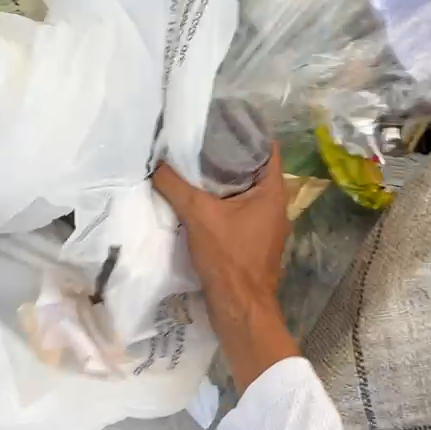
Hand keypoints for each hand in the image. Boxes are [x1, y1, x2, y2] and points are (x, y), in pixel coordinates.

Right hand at [152, 145, 298, 391]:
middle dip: (226, 155)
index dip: (245, 129)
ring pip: (242, 193)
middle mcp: (274, 205)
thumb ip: (176, 187)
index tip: (219, 120)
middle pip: (252, 168)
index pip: (265, 145)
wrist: (240, 309)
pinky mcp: (252, 244)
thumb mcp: (199, 216)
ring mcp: (265, 226)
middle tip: (197, 142)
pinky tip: (196, 202)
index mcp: (273, 190)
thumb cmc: (229, 259)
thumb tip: (156, 164)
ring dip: (220, 182)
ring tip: (192, 167)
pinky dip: (219, 204)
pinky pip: (236, 213)